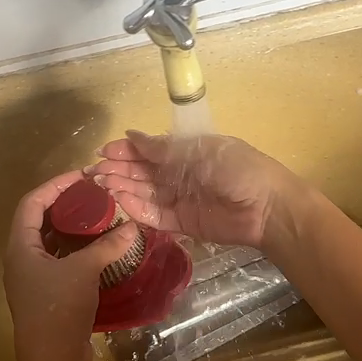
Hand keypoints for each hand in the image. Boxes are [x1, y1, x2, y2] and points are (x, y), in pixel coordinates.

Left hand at [3, 170, 140, 360]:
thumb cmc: (59, 309)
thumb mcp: (84, 271)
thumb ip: (107, 245)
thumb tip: (133, 227)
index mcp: (19, 247)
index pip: (32, 202)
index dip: (56, 186)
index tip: (82, 177)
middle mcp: (21, 259)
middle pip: (40, 221)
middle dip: (66, 206)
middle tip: (95, 196)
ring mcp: (33, 280)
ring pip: (51, 243)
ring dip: (74, 229)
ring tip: (101, 218)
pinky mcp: (47, 296)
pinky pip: (61, 262)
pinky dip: (78, 251)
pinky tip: (102, 250)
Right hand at [88, 131, 305, 250]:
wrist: (268, 208)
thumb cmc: (239, 170)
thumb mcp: (201, 151)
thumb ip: (165, 149)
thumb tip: (132, 135)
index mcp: (188, 152)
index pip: (149, 151)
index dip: (126, 151)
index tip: (103, 151)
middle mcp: (181, 175)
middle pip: (142, 173)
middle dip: (117, 170)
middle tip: (93, 172)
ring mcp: (180, 200)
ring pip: (144, 194)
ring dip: (122, 189)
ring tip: (100, 185)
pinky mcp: (182, 224)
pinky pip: (154, 216)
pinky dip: (136, 210)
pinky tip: (119, 201)